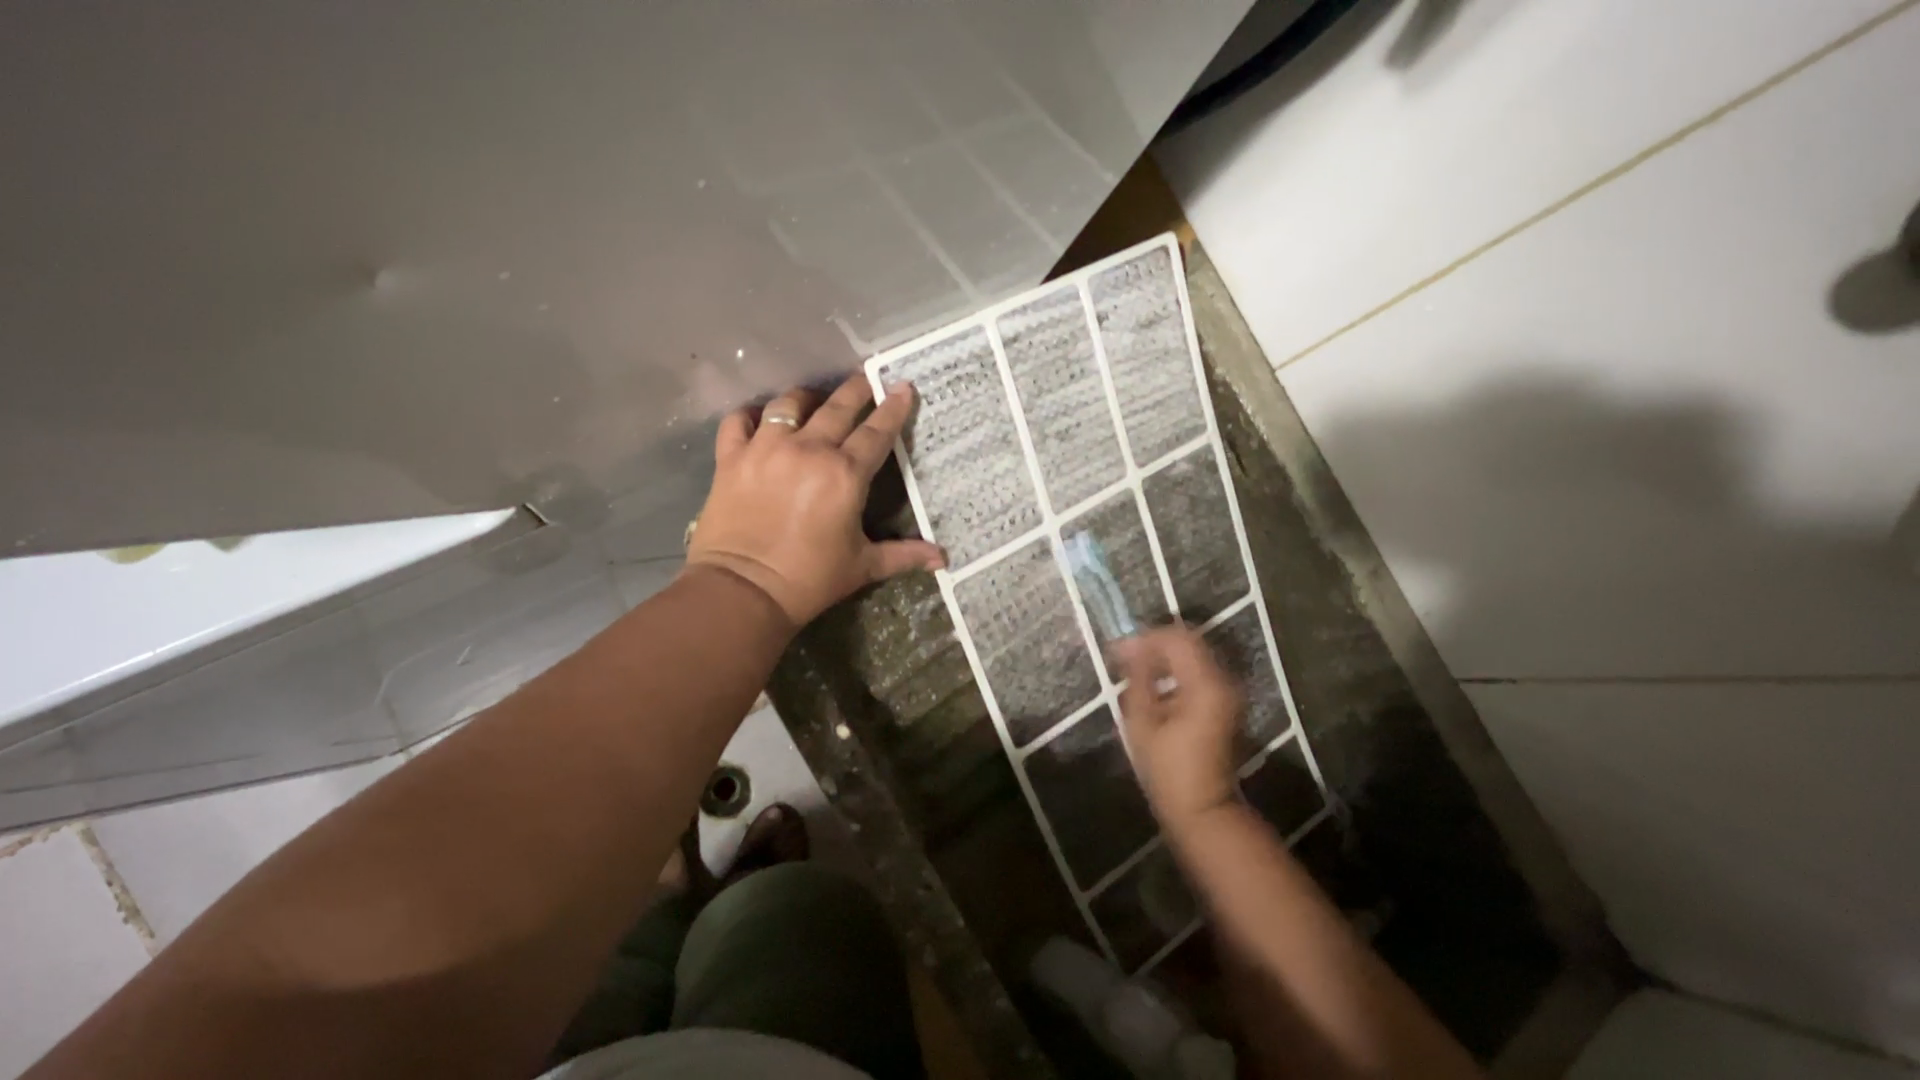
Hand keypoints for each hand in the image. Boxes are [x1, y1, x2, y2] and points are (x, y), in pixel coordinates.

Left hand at [686, 375, 945, 626]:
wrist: (743, 590)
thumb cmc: (810, 580)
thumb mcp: (862, 566)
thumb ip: (902, 554)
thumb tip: (942, 560)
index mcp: (845, 473)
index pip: (876, 431)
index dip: (893, 407)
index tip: (902, 386)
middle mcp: (808, 449)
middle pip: (837, 407)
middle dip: (856, 389)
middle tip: (866, 379)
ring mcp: (766, 449)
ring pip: (788, 405)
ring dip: (806, 399)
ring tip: (813, 400)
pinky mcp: (731, 458)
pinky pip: (739, 421)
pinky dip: (751, 416)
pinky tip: (759, 419)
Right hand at [1113, 626, 1242, 833]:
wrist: (1203, 808)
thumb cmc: (1168, 770)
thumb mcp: (1143, 723)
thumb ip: (1138, 678)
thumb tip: (1128, 647)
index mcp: (1205, 685)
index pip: (1177, 639)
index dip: (1146, 638)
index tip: (1119, 651)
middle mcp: (1224, 681)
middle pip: (1189, 643)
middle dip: (1155, 645)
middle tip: (1125, 659)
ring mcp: (1228, 692)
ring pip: (1195, 655)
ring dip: (1165, 657)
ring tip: (1136, 672)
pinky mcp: (1225, 702)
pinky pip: (1200, 672)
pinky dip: (1176, 671)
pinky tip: (1154, 686)